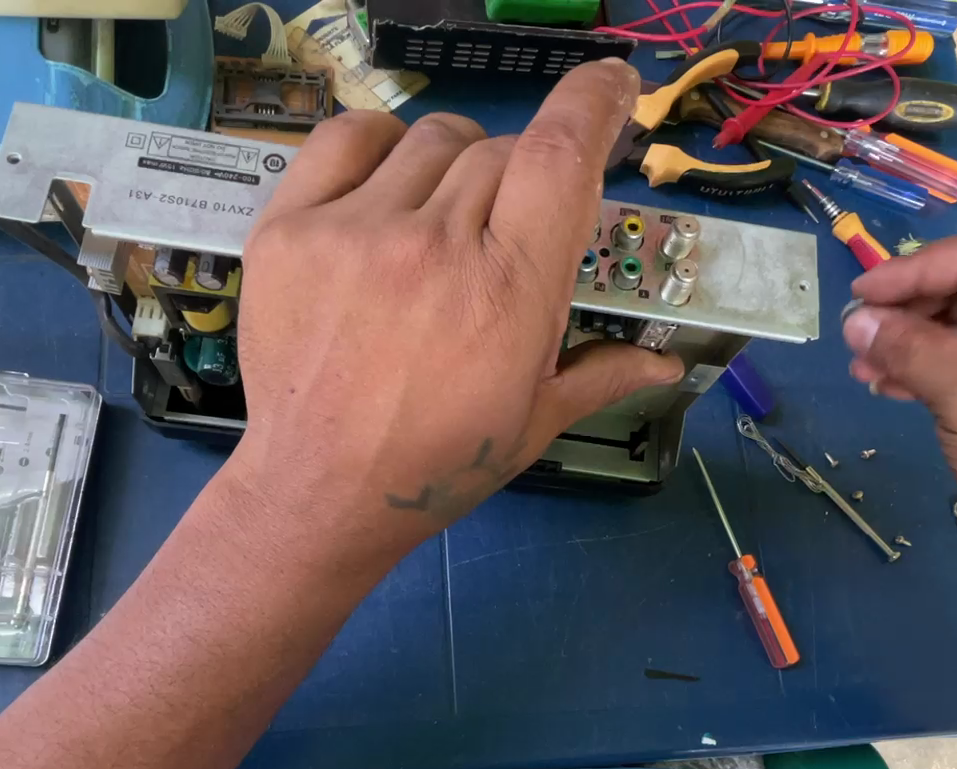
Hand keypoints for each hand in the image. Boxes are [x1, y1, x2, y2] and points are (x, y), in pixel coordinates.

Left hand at [223, 61, 683, 568]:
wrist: (320, 490)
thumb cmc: (437, 464)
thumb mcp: (529, 427)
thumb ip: (599, 376)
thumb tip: (666, 362)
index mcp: (508, 294)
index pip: (561, 155)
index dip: (595, 103)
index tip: (612, 90)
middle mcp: (435, 246)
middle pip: (500, 151)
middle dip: (519, 181)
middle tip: (502, 234)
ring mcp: (355, 232)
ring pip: (430, 141)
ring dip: (455, 167)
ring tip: (441, 224)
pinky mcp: (290, 229)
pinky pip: (348, 139)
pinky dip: (380, 147)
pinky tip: (387, 190)